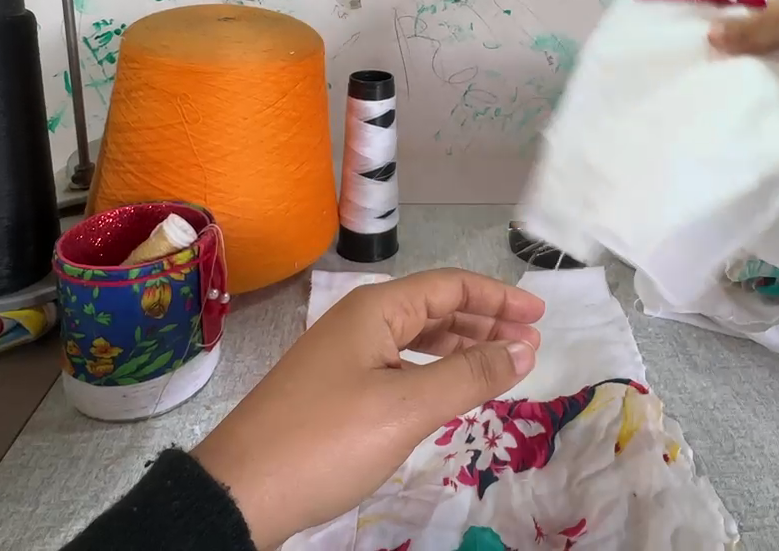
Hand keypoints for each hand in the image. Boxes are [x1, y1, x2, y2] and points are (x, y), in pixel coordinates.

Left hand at [192, 269, 543, 547]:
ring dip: (461, 346)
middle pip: (435, 307)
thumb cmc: (327, 439)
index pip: (450, 286)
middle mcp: (362, 320)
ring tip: (501, 365)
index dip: (498, 298)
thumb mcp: (405, 407)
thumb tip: (524, 349)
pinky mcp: (337, 386)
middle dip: (485, 322)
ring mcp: (346, 353)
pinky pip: (399, 363)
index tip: (540, 316)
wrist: (239, 491)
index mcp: (377, 309)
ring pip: (417, 337)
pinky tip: (449, 390)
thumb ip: (468, 375)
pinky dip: (433, 370)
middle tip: (529, 346)